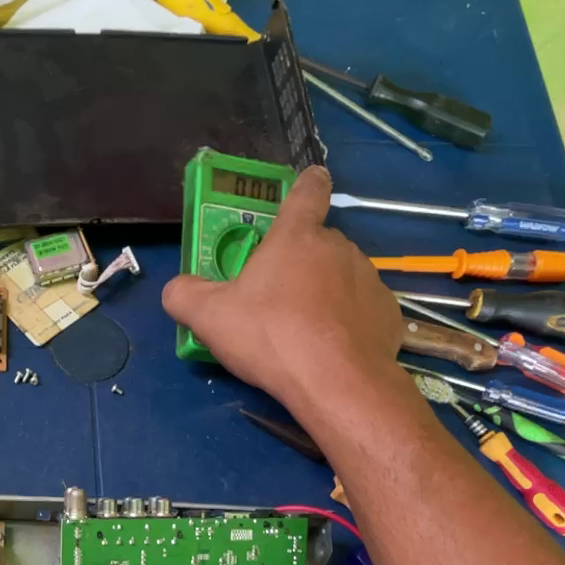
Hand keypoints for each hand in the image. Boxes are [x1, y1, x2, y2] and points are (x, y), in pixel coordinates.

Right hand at [162, 166, 406, 410]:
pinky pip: (362, 312)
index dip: (306, 185)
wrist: (335, 382)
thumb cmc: (271, 337)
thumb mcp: (209, 318)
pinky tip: (333, 351)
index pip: (307, 192)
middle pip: (319, 244)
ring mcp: (369, 280)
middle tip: (278, 299)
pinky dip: (348, 325)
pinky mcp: (387, 314)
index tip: (308, 182)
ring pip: (342, 278)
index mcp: (296, 237)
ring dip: (326, 294)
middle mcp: (339, 247)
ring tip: (306, 332)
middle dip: (301, 263)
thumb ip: (185, 296)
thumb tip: (176, 288)